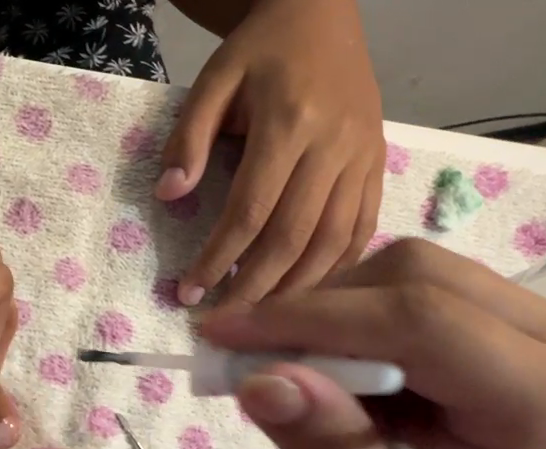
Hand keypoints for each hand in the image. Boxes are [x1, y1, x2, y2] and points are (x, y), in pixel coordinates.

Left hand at [160, 0, 384, 306]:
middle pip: (294, 236)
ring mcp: (363, 156)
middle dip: (254, 288)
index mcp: (291, 124)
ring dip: (296, 289)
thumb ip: (188, 138)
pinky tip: (308, 296)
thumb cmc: (259, 53)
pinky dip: (337, 267)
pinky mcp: (378, 163)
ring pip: (333, 240)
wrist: (322, 13)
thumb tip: (168, 194)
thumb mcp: (212, 81)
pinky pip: (363, 226)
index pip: (250, 212)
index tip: (189, 294)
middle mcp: (335, 145)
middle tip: (222, 321)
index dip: (218, 259)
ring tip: (259, 321)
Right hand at [203, 240, 545, 448]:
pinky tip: (318, 365)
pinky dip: (346, 318)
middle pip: (419, 280)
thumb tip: (259, 380)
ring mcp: (539, 327)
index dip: (311, 319)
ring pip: (412, 273)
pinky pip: (413, 291)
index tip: (220, 335)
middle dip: (316, 310)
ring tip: (281, 367)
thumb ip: (323, 447)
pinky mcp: (505, 324)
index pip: (421, 322)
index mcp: (545, 402)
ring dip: (328, 312)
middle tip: (242, 355)